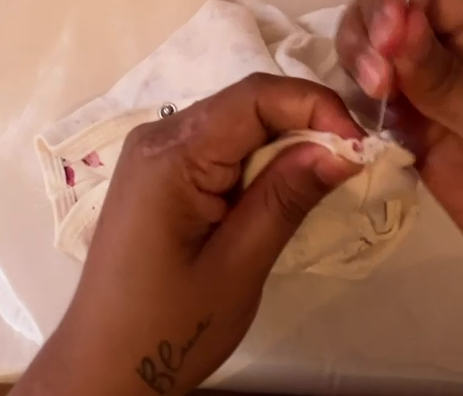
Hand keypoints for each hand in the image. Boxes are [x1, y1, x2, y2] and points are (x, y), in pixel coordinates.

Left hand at [15, 74, 362, 395]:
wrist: (102, 365)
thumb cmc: (169, 324)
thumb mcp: (238, 265)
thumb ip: (286, 196)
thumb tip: (342, 146)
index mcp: (171, 152)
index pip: (253, 97)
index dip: (313, 104)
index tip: (360, 142)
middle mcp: (158, 134)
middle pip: (244, 104)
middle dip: (304, 122)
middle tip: (353, 161)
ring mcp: (155, 149)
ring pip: (234, 121)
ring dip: (284, 140)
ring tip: (326, 174)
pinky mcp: (160, 169)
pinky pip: (218, 143)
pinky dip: (257, 156)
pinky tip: (281, 184)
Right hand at [339, 0, 462, 309]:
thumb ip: (450, 83)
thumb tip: (390, 25)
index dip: (390, 4)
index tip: (380, 51)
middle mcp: (461, 52)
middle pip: (387, 15)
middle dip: (366, 38)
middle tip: (373, 89)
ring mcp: (439, 95)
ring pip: (374, 58)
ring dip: (357, 74)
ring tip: (368, 116)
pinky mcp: (422, 135)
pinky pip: (375, 107)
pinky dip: (358, 113)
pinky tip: (362, 136)